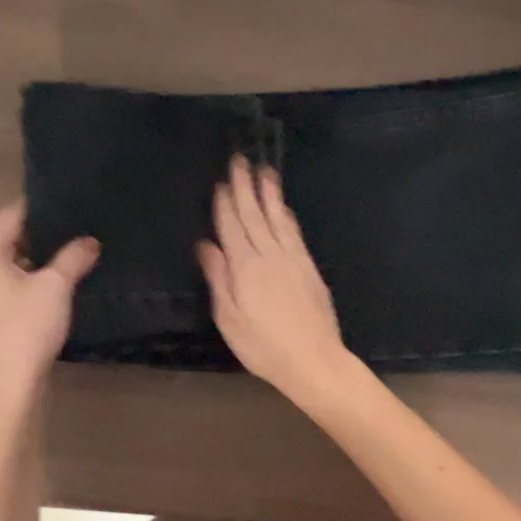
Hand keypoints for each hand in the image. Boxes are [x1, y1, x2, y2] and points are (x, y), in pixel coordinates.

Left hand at [0, 199, 98, 392]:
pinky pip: (16, 285)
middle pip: (12, 238)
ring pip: (15, 264)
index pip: (12, 215)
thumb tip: (90, 240)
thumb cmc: (27, 328)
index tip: (71, 201)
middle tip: (80, 225)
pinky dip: (37, 280)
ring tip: (78, 252)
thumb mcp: (55, 287)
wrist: (9, 384)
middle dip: (45, 234)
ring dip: (43, 259)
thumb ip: (73, 258)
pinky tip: (64, 283)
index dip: (42, 207)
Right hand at [197, 156, 352, 401]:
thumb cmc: (263, 346)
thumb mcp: (229, 318)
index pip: (231, 226)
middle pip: (254, 214)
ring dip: (269, 193)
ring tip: (264, 171)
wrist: (314, 359)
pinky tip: (283, 208)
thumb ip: (219, 278)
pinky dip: (286, 216)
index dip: (225, 202)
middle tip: (240, 160)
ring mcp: (293, 259)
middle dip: (245, 186)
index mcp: (244, 266)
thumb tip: (206, 245)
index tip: (221, 180)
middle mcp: (269, 254)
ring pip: (277, 218)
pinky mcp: (309, 268)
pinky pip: (294, 232)